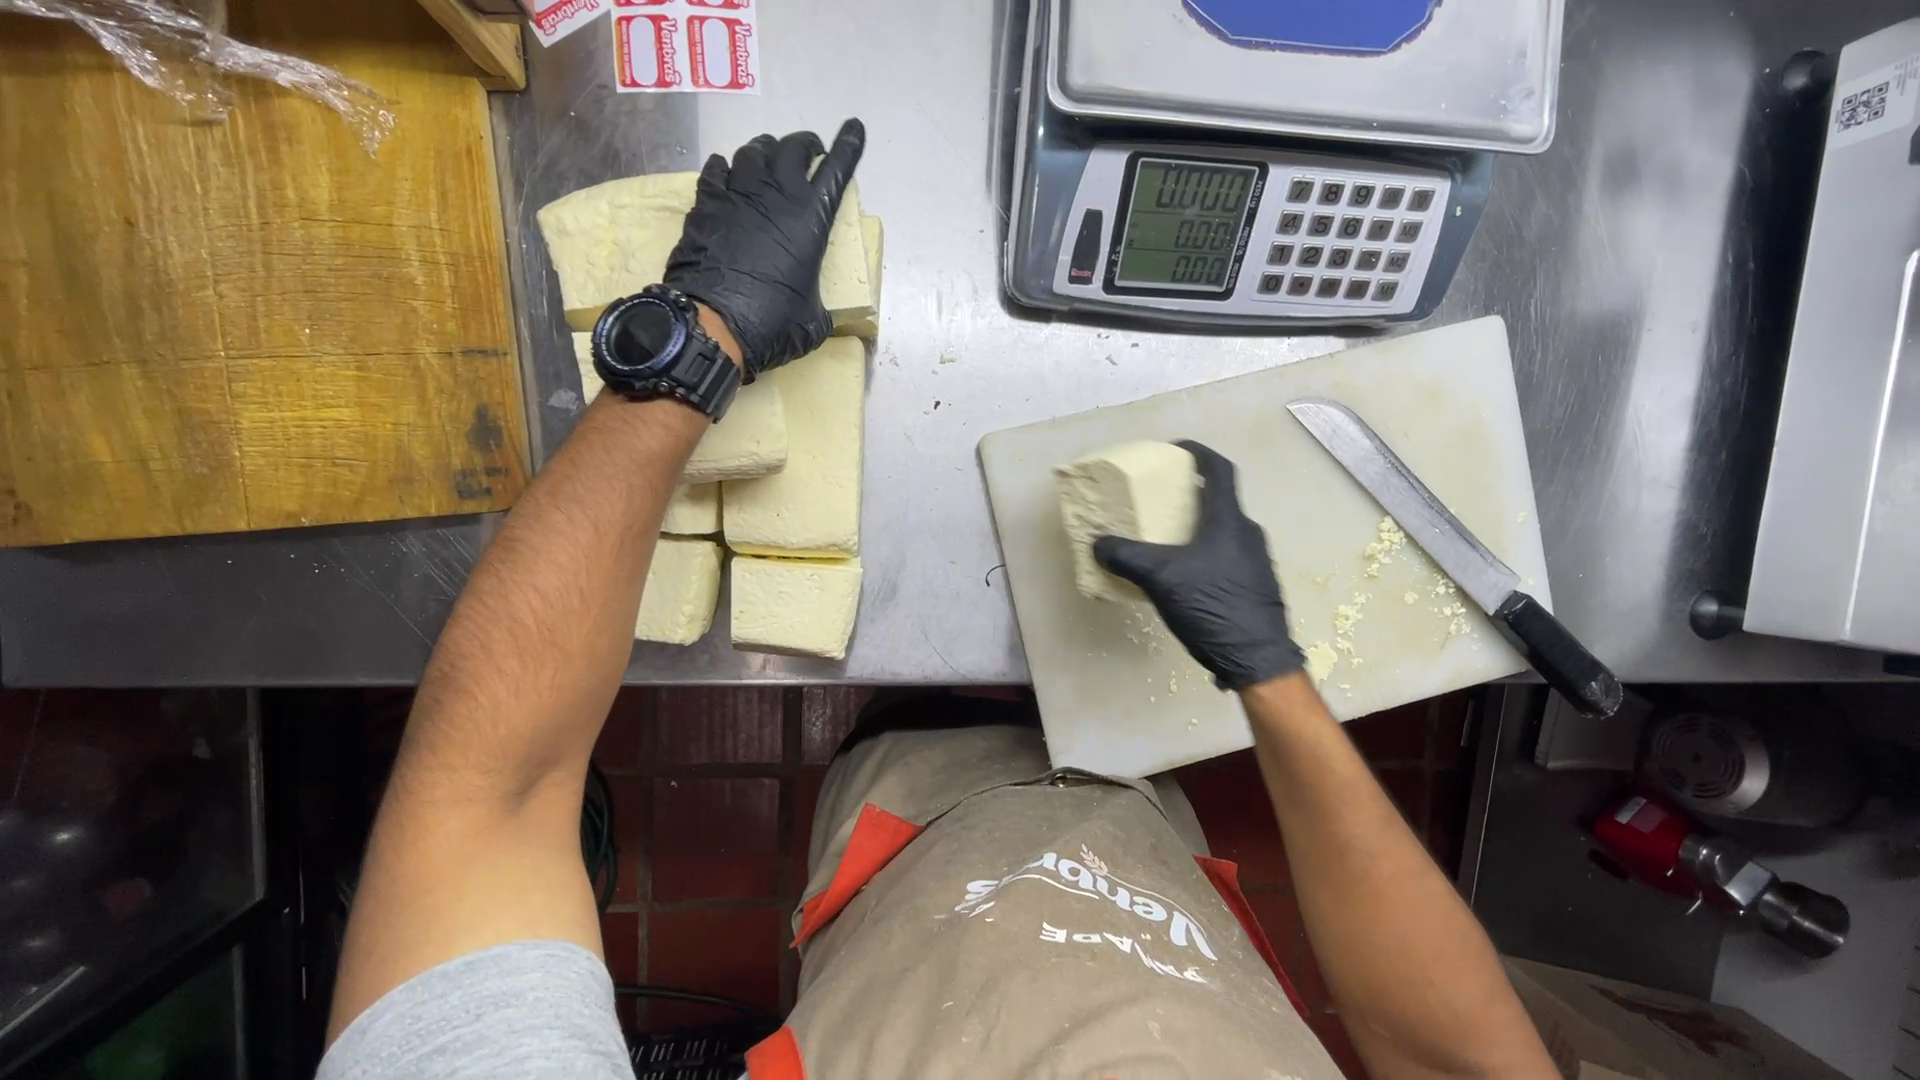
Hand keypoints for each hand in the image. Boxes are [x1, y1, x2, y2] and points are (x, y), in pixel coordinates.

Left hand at [664, 119, 865, 378]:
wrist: (713, 324)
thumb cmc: (772, 324)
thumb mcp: (813, 319)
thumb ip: (818, 302)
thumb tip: (818, 312)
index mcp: (811, 219)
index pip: (836, 170)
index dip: (848, 146)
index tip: (854, 127)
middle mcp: (777, 195)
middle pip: (793, 147)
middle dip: (804, 145)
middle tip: (807, 154)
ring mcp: (738, 194)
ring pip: (754, 150)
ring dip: (765, 151)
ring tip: (768, 162)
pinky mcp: (706, 203)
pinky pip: (717, 168)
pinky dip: (727, 168)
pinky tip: (728, 176)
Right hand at [1093, 441, 1303, 689]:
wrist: (1257, 659)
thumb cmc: (1211, 606)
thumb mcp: (1160, 578)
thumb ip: (1126, 557)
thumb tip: (1098, 544)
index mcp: (1229, 521)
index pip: (1219, 470)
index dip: (1198, 453)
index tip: (1175, 449)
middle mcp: (1247, 534)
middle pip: (1219, 501)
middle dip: (1189, 495)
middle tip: (1160, 499)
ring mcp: (1255, 561)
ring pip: (1222, 531)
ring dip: (1195, 527)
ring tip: (1166, 539)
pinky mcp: (1255, 586)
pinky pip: (1225, 556)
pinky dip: (1203, 553)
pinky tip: (1183, 577)